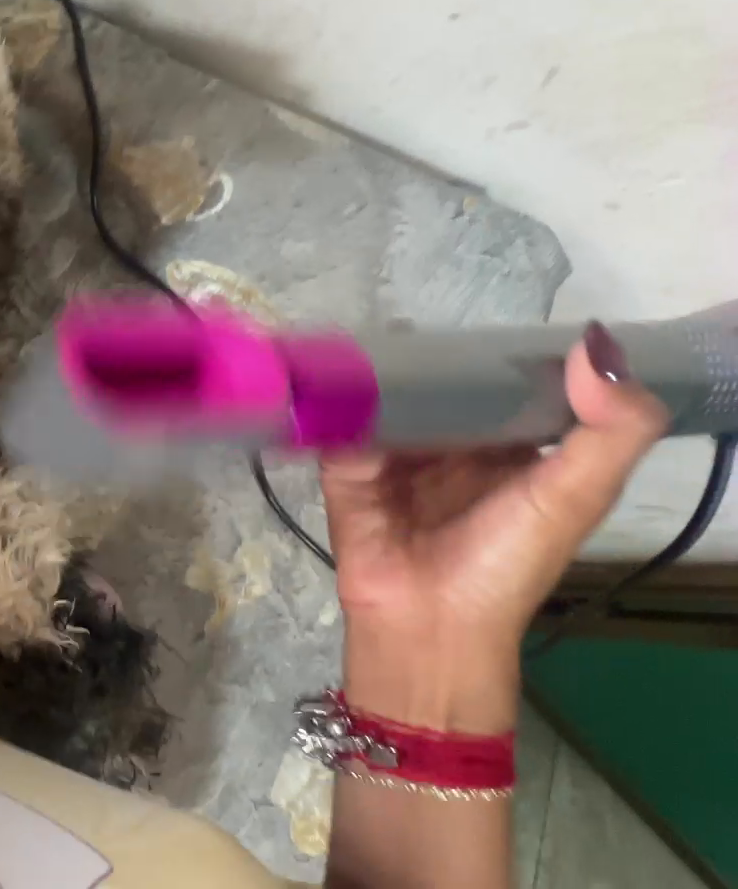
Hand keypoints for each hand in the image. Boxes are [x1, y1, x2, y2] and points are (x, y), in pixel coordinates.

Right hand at [320, 322, 668, 731]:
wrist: (424, 615)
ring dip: (375, 371)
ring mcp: (392, 454)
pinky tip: (323, 369)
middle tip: (414, 315)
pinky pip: (338, 424)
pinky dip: (331, 399)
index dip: (507, 353)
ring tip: (363, 329)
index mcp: (511, 451)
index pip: (510, 388)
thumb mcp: (574, 495)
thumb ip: (607, 430)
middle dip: (430, 355)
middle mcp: (450, 447)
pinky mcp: (341, 464)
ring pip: (387, 400)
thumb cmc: (506, 560)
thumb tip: (593, 343)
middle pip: (441, 388)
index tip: (494, 315)